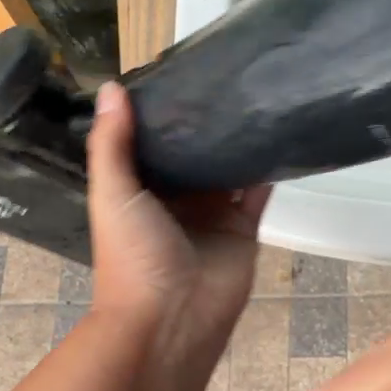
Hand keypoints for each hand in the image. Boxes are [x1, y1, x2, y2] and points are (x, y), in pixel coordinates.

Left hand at [85, 83, 269, 359]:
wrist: (171, 318)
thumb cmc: (132, 256)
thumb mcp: (113, 195)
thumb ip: (112, 144)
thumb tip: (113, 87)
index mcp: (139, 191)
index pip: (151, 143)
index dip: (162, 113)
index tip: (179, 71)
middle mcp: (177, 198)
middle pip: (193, 152)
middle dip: (205, 122)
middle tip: (226, 74)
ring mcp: (214, 212)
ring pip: (228, 167)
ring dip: (238, 139)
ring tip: (255, 92)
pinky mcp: (245, 225)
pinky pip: (259, 190)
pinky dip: (268, 166)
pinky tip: (278, 131)